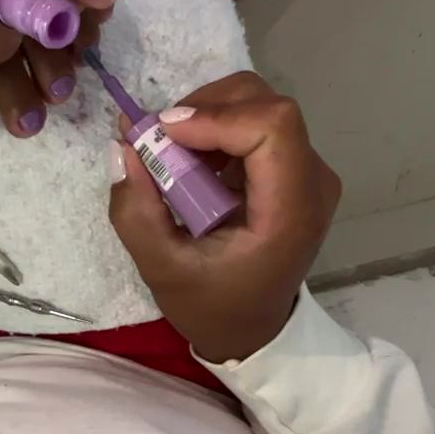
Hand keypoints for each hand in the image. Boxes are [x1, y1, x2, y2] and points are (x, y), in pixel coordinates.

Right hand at [108, 72, 342, 363]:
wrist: (251, 329)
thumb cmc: (210, 306)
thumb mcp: (160, 269)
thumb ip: (135, 211)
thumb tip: (123, 147)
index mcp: (288, 213)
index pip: (271, 127)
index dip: (215, 117)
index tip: (163, 135)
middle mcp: (311, 182)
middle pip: (266, 104)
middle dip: (204, 109)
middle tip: (159, 141)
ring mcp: (308, 172)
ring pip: (260, 105)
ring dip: (207, 117)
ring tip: (173, 154)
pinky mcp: (295, 168)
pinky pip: (256, 123)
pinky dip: (216, 128)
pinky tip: (192, 162)